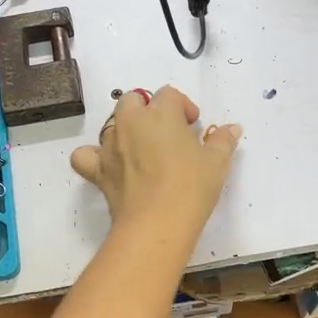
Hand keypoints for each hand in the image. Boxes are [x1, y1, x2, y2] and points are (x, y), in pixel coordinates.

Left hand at [70, 86, 240, 234]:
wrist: (157, 223)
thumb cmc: (191, 187)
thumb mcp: (217, 163)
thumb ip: (223, 141)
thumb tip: (232, 128)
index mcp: (161, 113)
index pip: (169, 95)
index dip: (182, 107)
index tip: (193, 126)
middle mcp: (131, 122)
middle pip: (134, 100)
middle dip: (148, 110)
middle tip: (167, 133)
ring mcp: (110, 145)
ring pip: (111, 124)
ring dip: (125, 130)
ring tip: (143, 151)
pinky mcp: (97, 170)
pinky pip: (85, 155)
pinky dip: (93, 156)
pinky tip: (108, 164)